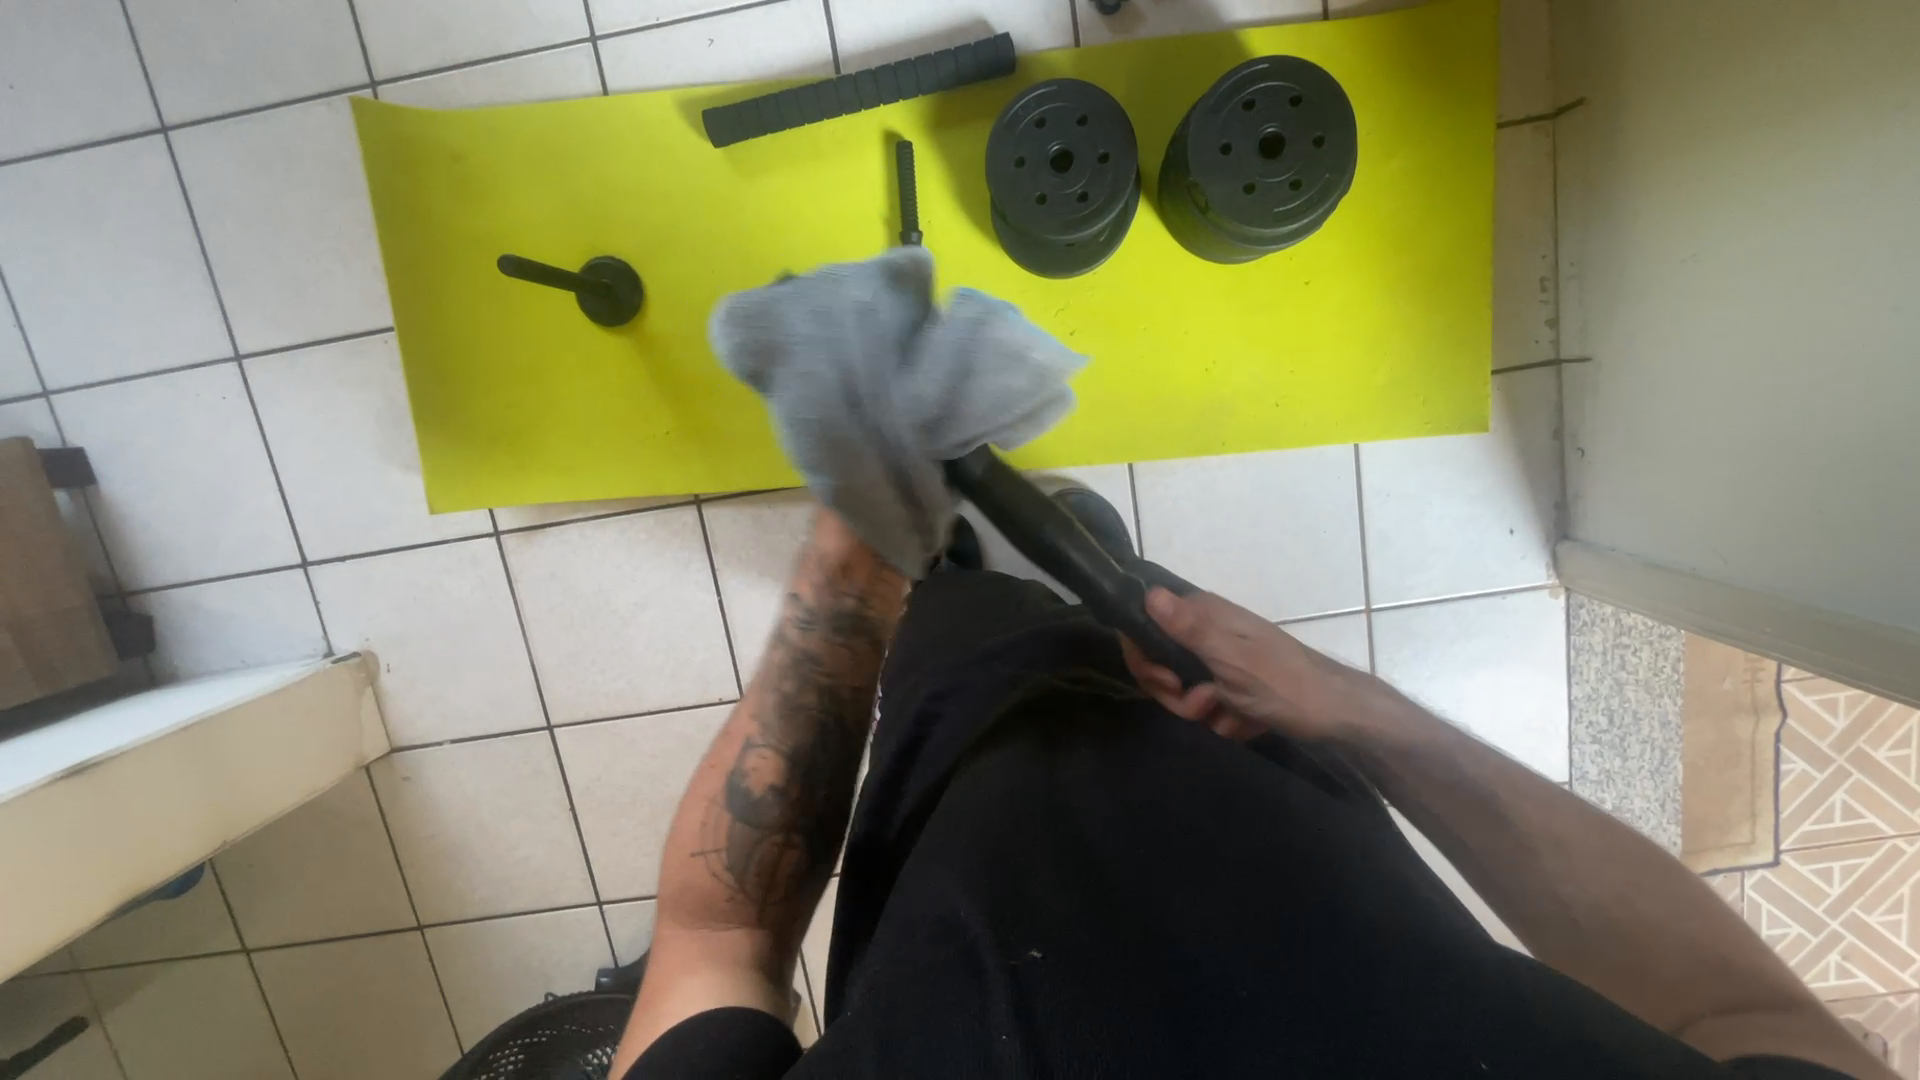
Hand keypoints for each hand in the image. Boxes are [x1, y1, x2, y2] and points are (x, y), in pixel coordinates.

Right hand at [1121, 587, 1395, 742]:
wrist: (1340, 717)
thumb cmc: (1286, 686)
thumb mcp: (1231, 659)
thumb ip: (1188, 628)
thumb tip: (1149, 592)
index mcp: (1204, 613)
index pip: (1144, 626)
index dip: (1146, 659)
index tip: (1167, 683)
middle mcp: (1208, 628)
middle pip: (1160, 661)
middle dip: (1175, 693)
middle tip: (1202, 704)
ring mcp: (1222, 656)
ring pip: (1181, 687)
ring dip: (1199, 709)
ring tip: (1228, 714)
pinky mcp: (1234, 681)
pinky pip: (1207, 701)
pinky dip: (1222, 716)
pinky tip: (1243, 721)